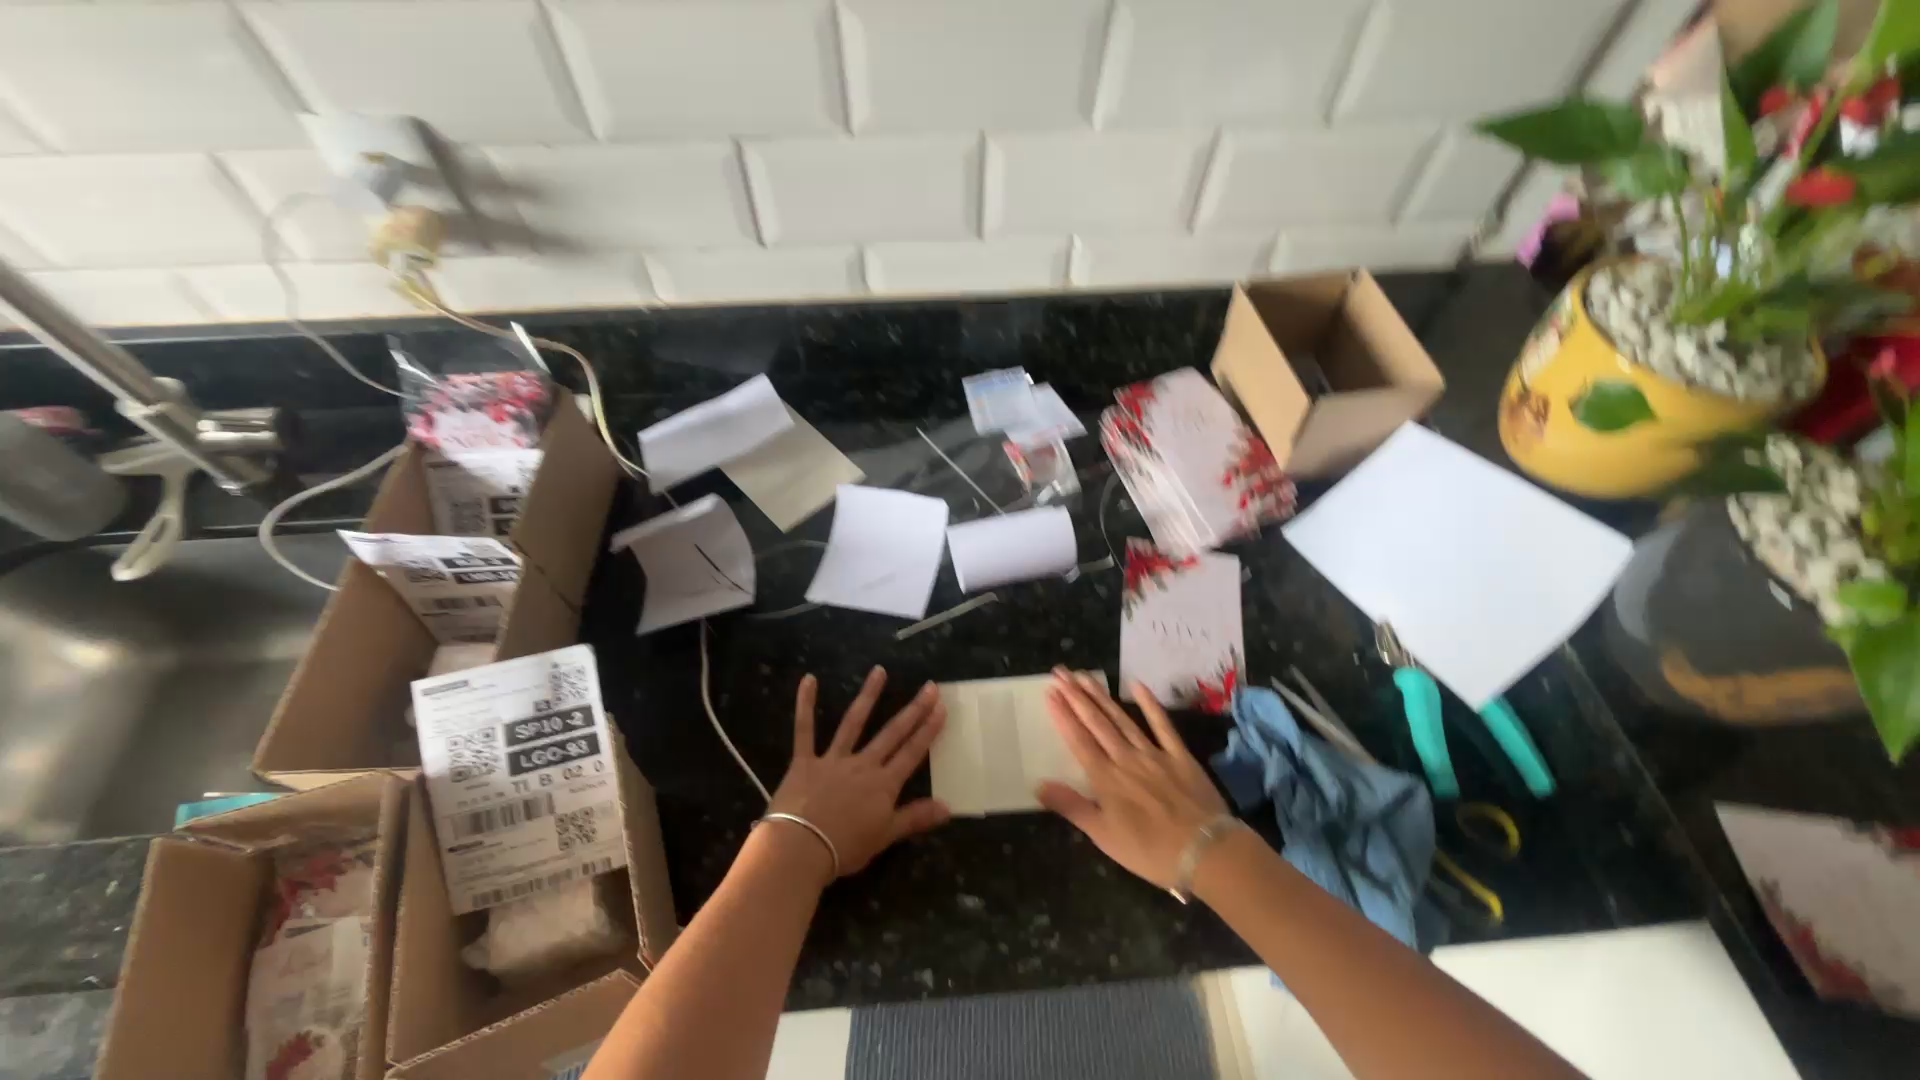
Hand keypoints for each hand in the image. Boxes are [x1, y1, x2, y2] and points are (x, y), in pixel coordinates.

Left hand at [766, 666, 950, 882]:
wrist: (800, 848)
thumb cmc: (844, 848)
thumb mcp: (885, 836)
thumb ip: (916, 818)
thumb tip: (949, 807)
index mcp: (883, 784)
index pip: (912, 752)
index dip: (928, 729)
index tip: (942, 706)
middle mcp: (863, 765)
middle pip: (892, 733)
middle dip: (913, 709)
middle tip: (929, 686)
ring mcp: (833, 759)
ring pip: (853, 722)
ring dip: (868, 695)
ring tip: (879, 671)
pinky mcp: (805, 761)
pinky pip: (805, 730)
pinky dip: (805, 705)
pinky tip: (809, 680)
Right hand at [1036, 669, 1230, 887]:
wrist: (1206, 851)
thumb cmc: (1150, 851)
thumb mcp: (1104, 836)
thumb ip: (1072, 806)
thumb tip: (1039, 784)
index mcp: (1106, 779)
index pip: (1078, 740)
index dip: (1063, 716)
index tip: (1050, 693)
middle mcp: (1126, 759)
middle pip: (1097, 723)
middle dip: (1076, 697)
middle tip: (1061, 673)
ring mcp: (1154, 754)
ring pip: (1122, 719)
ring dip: (1102, 696)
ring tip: (1085, 676)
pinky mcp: (1179, 756)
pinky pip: (1162, 725)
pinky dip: (1150, 705)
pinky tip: (1138, 685)